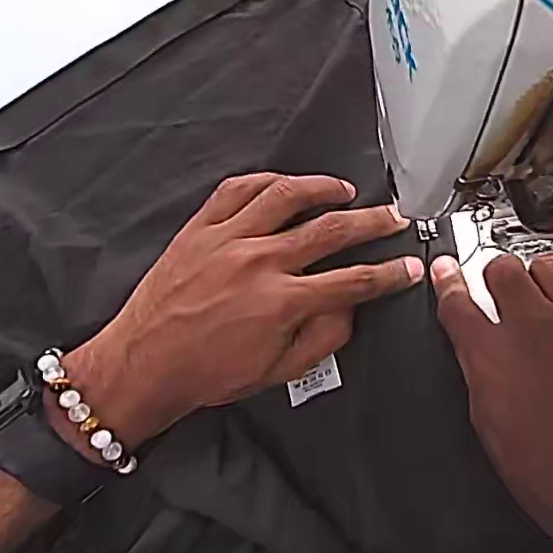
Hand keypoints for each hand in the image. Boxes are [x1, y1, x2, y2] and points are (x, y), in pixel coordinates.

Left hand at [60, 173, 421, 446]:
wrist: (146, 364)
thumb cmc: (205, 372)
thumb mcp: (276, 371)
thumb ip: (322, 338)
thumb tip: (348, 311)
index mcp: (282, 302)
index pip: (354, 280)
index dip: (390, 274)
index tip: (406, 268)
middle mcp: (260, 263)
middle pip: (333, 229)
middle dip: (373, 222)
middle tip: (392, 218)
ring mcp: (228, 240)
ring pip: (287, 196)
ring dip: (324, 188)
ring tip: (346, 190)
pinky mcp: (200, 230)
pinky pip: (237, 190)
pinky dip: (266, 180)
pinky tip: (283, 183)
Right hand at [431, 252, 552, 552]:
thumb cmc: (551, 472)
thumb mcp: (488, 423)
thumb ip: (477, 367)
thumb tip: (472, 340)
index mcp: (491, 356)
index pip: (456, 298)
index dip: (448, 281)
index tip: (448, 272)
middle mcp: (536, 329)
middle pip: (503, 268)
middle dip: (497, 280)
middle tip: (506, 297)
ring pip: (550, 266)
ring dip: (543, 285)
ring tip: (552, 311)